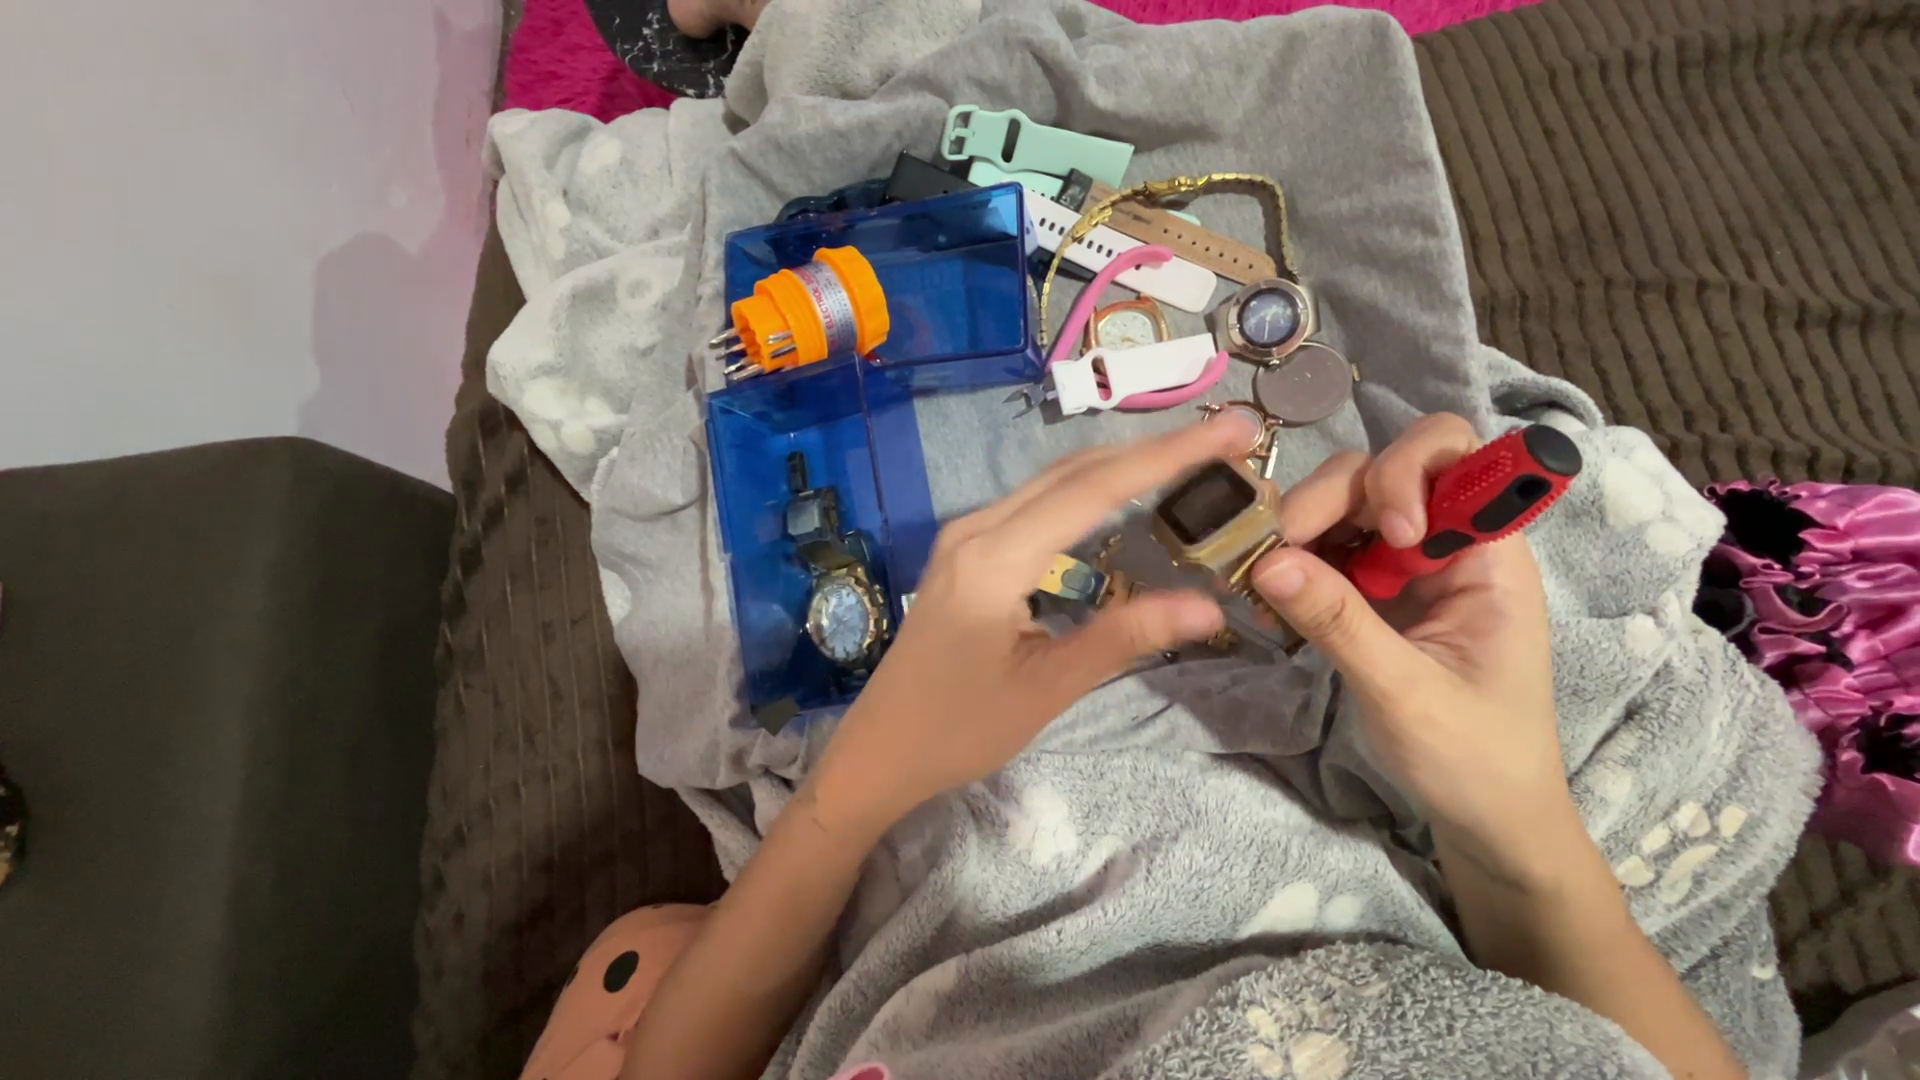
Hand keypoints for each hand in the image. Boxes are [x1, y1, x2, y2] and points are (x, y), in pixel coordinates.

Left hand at [809, 414, 1263, 826]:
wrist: (879, 748)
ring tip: (1187, 458)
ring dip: (1119, 466)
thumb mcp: (1047, 687)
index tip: (1233, 428)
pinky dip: (1085, 493)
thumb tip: (1209, 606)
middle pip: (1074, 472)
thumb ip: (1124, 638)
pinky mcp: (963, 552)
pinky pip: (1032, 505)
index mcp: (995, 558)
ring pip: (1052, 482)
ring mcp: (964, 536)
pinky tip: (1119, 499)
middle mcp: (976, 529)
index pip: (1095, 490)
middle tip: (1225, 435)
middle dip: (1153, 449)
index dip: (1169, 455)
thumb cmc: (958, 728)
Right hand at [1250, 414, 1579, 884]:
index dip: (1406, 472)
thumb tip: (1266, 559)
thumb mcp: (1405, 691)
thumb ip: (1339, 621)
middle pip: (1378, 474)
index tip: (1384, 535)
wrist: (1483, 814)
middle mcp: (1442, 543)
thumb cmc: (1472, 755)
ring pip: (1340, 509)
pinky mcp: (1369, 592)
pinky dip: (1289, 564)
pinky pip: (1322, 552)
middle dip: (1324, 502)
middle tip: (1276, 554)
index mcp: (1488, 554)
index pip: (1452, 458)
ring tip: (1261, 582)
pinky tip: (1268, 601)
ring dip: (1297, 532)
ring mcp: (1401, 567)